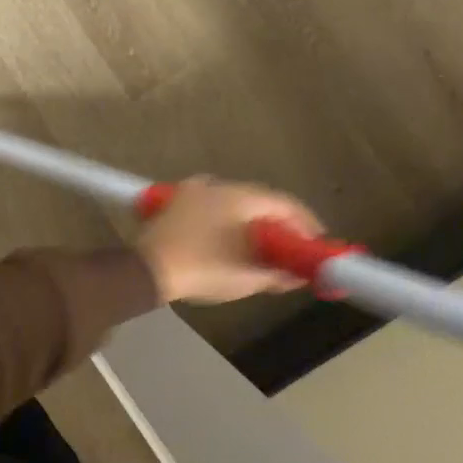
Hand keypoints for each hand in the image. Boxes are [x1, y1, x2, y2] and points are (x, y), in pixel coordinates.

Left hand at [133, 177, 325, 303]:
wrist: (145, 269)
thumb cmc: (201, 268)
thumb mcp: (246, 277)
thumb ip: (277, 274)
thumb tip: (296, 276)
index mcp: (235, 196)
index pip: (281, 202)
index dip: (304, 223)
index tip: (317, 243)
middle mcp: (213, 185)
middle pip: (257, 199)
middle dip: (278, 223)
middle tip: (293, 247)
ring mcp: (189, 191)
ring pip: (232, 202)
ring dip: (252, 222)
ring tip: (265, 247)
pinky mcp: (174, 203)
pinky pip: (211, 206)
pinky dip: (227, 220)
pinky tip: (231, 241)